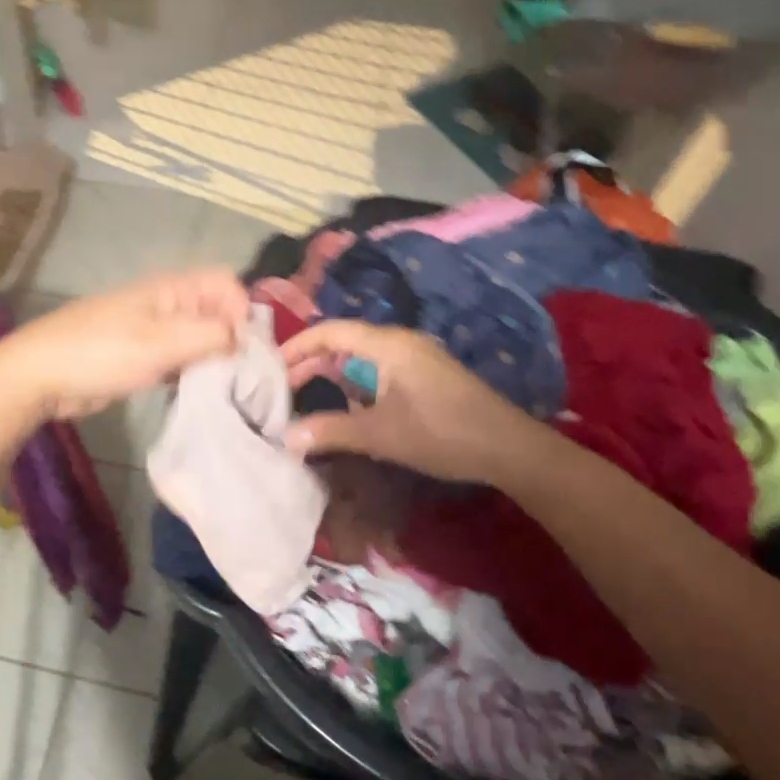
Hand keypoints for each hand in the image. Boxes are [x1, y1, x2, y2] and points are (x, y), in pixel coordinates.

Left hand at [0, 269, 251, 420]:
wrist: (39, 376)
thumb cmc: (99, 352)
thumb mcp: (160, 342)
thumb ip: (209, 336)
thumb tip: (245, 338)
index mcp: (171, 289)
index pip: (226, 285)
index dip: (242, 311)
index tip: (244, 350)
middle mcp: (167, 305)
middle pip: (216, 312)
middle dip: (233, 338)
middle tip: (241, 376)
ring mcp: (153, 332)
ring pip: (200, 338)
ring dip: (214, 359)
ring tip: (225, 389)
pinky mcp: (142, 358)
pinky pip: (180, 359)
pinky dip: (193, 373)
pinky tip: (197, 394)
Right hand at [280, 320, 549, 483]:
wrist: (508, 449)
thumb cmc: (442, 434)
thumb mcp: (380, 435)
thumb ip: (331, 431)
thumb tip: (286, 438)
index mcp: (388, 345)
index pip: (331, 331)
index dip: (297, 346)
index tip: (270, 368)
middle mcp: (400, 343)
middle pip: (344, 342)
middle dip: (311, 363)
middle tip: (281, 389)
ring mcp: (416, 359)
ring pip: (361, 359)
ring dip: (333, 376)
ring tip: (305, 399)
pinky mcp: (425, 377)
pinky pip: (379, 371)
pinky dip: (356, 385)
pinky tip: (346, 410)